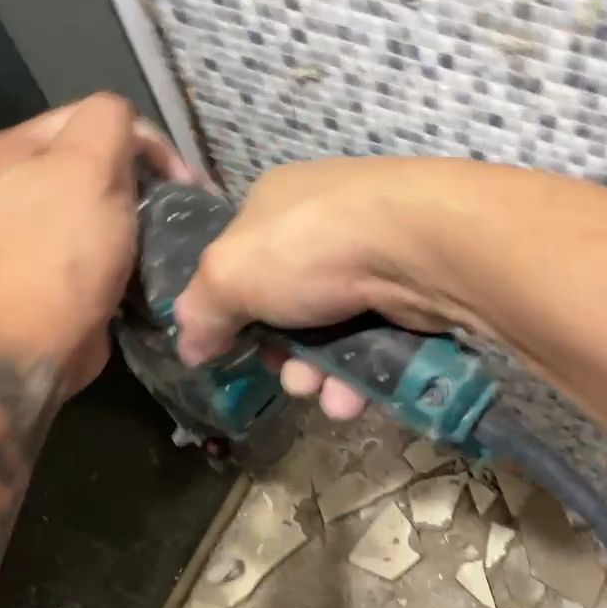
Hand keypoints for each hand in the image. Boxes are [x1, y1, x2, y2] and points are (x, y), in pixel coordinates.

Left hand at [0, 93, 201, 394]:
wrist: (35, 341)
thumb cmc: (64, 251)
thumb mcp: (90, 165)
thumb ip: (113, 122)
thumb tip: (137, 132)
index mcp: (21, 146)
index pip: (101, 117)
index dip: (149, 143)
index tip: (185, 184)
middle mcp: (22, 181)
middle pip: (104, 161)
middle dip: (150, 181)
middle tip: (186, 210)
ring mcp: (38, 229)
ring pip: (109, 204)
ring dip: (145, 217)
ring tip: (173, 238)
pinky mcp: (58, 269)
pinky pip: (105, 243)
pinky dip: (132, 250)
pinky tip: (149, 264)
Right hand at [173, 158, 464, 418]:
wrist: (417, 248)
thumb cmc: (309, 248)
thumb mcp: (230, 274)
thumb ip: (202, 310)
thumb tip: (189, 344)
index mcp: (275, 208)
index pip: (242, 263)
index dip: (233, 310)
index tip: (232, 348)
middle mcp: (323, 231)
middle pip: (288, 310)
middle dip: (284, 357)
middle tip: (289, 378)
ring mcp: (371, 263)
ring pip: (333, 337)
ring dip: (320, 378)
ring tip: (326, 398)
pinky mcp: (409, 298)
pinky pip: (373, 346)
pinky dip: (359, 377)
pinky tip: (353, 399)